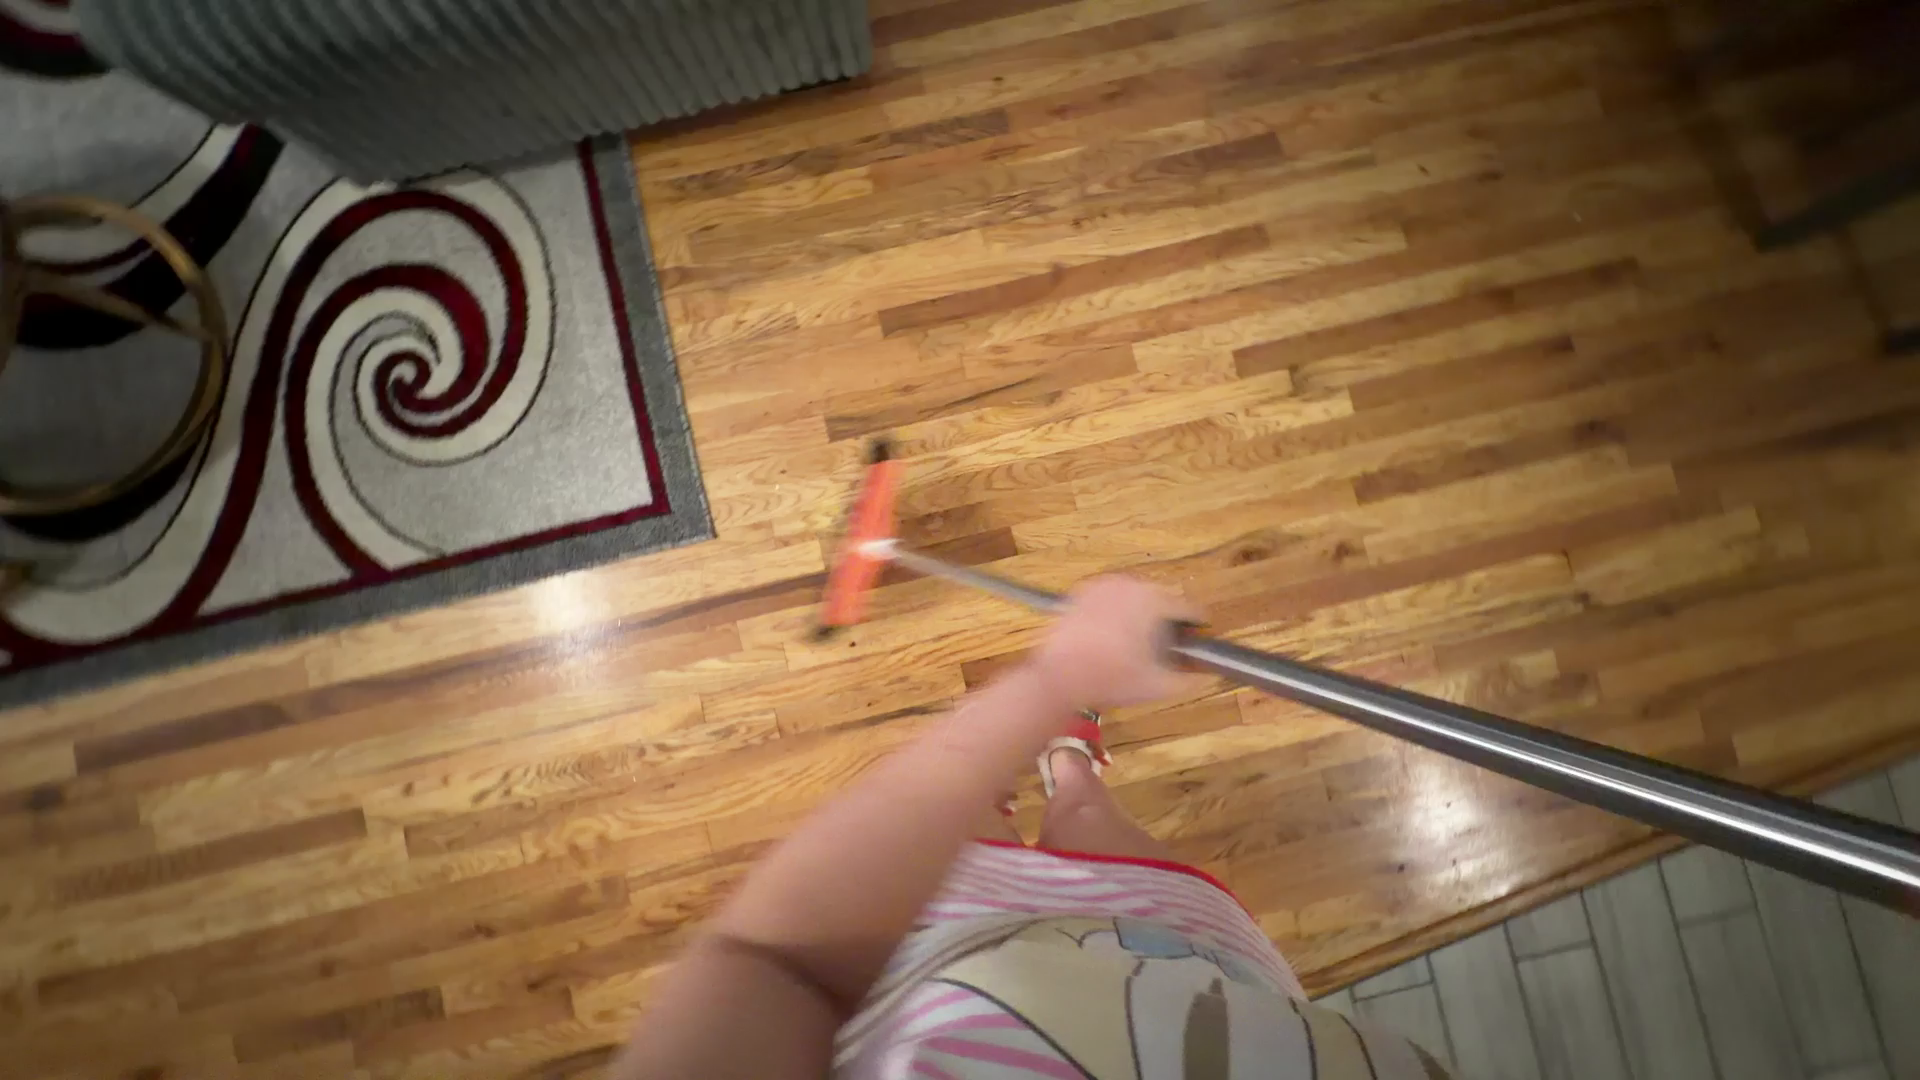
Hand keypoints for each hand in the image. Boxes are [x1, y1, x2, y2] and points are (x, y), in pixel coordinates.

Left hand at [1031, 576, 1201, 709]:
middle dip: (1168, 616)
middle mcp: (1128, 584)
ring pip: (1133, 594)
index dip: (1196, 624)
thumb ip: (1189, 680)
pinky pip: (1109, 597)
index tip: (1199, 638)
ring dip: (1142, 610)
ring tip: (1143, 637)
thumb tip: (1205, 677)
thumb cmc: (1111, 679)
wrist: (1059, 676)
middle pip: (1160, 596)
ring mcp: (1101, 585)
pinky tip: (1115, 632)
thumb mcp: (1157, 686)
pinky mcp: (1080, 593)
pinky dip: (1117, 609)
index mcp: (1152, 600)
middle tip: (1172, 640)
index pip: (1187, 607)